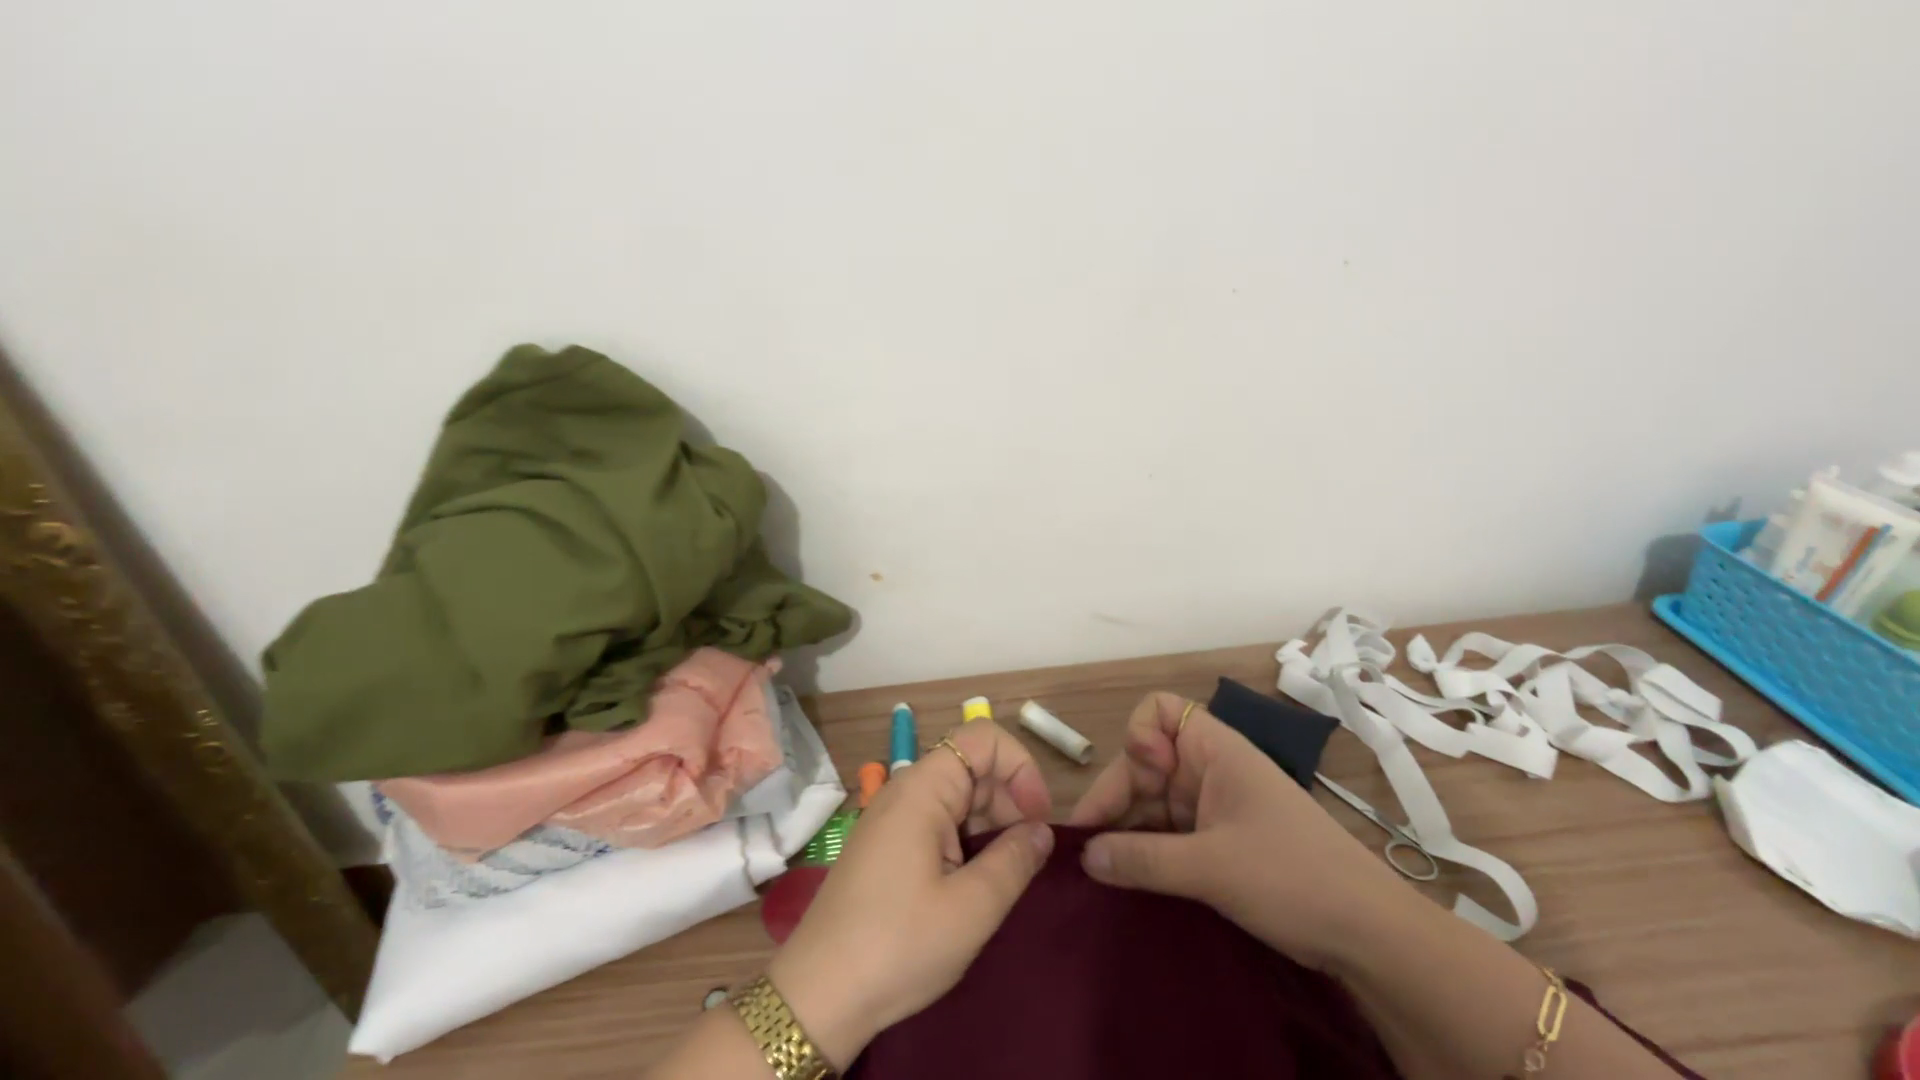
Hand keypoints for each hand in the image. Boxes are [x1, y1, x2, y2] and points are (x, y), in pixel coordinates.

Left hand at [766, 719, 1053, 1068]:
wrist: (819, 996)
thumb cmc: (899, 946)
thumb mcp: (972, 908)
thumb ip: (1015, 860)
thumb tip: (1041, 831)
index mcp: (922, 790)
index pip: (983, 738)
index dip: (1022, 768)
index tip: (1038, 821)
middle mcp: (904, 793)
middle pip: (973, 767)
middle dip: (1011, 801)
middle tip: (1027, 859)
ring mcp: (892, 822)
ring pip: (958, 799)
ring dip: (991, 828)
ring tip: (1005, 879)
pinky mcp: (887, 850)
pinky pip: (939, 826)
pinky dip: (967, 844)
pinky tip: (975, 886)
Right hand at [1066, 691, 1414, 969]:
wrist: (1369, 934)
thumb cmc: (1292, 878)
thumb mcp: (1211, 868)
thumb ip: (1141, 859)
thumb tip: (1084, 857)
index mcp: (1217, 752)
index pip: (1159, 711)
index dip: (1137, 736)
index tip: (1138, 780)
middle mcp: (1211, 771)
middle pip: (1143, 764)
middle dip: (1115, 799)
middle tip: (1086, 851)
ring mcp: (1214, 809)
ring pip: (1152, 804)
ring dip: (1125, 832)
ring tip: (1096, 873)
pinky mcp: (1219, 845)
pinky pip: (1167, 836)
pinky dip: (1145, 854)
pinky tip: (1124, 882)